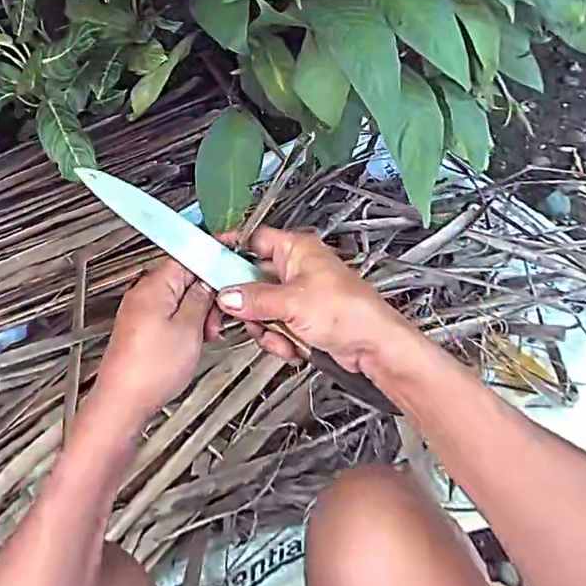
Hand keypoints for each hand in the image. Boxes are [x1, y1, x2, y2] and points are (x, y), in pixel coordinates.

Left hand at [90, 258, 220, 422]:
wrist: (121, 405)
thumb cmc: (148, 371)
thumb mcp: (189, 328)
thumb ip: (202, 297)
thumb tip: (211, 278)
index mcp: (154, 285)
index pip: (189, 254)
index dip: (213, 255)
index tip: (231, 254)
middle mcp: (144, 293)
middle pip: (185, 277)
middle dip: (208, 293)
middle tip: (218, 316)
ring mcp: (141, 311)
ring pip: (180, 297)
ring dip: (199, 311)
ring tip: (206, 334)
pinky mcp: (141, 328)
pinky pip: (171, 314)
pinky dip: (187, 323)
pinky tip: (194, 341)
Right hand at [213, 226, 415, 373]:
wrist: (374, 346)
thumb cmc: (349, 311)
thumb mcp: (292, 303)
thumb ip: (255, 300)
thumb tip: (227, 296)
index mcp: (295, 249)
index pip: (253, 239)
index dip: (231, 246)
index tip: (211, 256)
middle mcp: (296, 267)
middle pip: (252, 279)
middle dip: (251, 305)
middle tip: (249, 315)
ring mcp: (299, 293)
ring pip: (261, 307)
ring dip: (267, 328)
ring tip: (282, 335)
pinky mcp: (303, 317)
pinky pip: (276, 325)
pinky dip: (280, 339)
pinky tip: (293, 346)